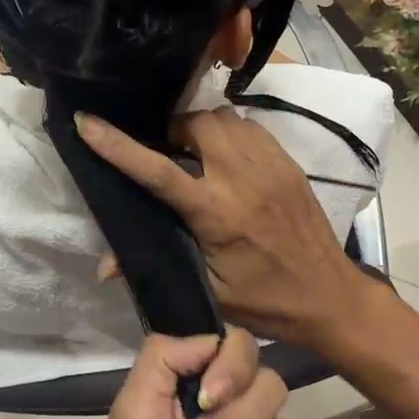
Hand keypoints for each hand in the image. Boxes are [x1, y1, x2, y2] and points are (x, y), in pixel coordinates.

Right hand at [77, 109, 377, 346]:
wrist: (333, 298)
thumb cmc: (265, 300)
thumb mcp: (208, 291)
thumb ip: (157, 267)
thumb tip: (102, 267)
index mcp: (216, 214)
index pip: (157, 170)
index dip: (117, 145)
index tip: (86, 122)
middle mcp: (242, 180)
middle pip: (195, 125)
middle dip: (173, 130)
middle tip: (167, 151)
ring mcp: (270, 165)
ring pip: (223, 117)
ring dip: (202, 127)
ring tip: (195, 151)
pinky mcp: (288, 162)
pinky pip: (249, 125)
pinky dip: (230, 130)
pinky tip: (226, 154)